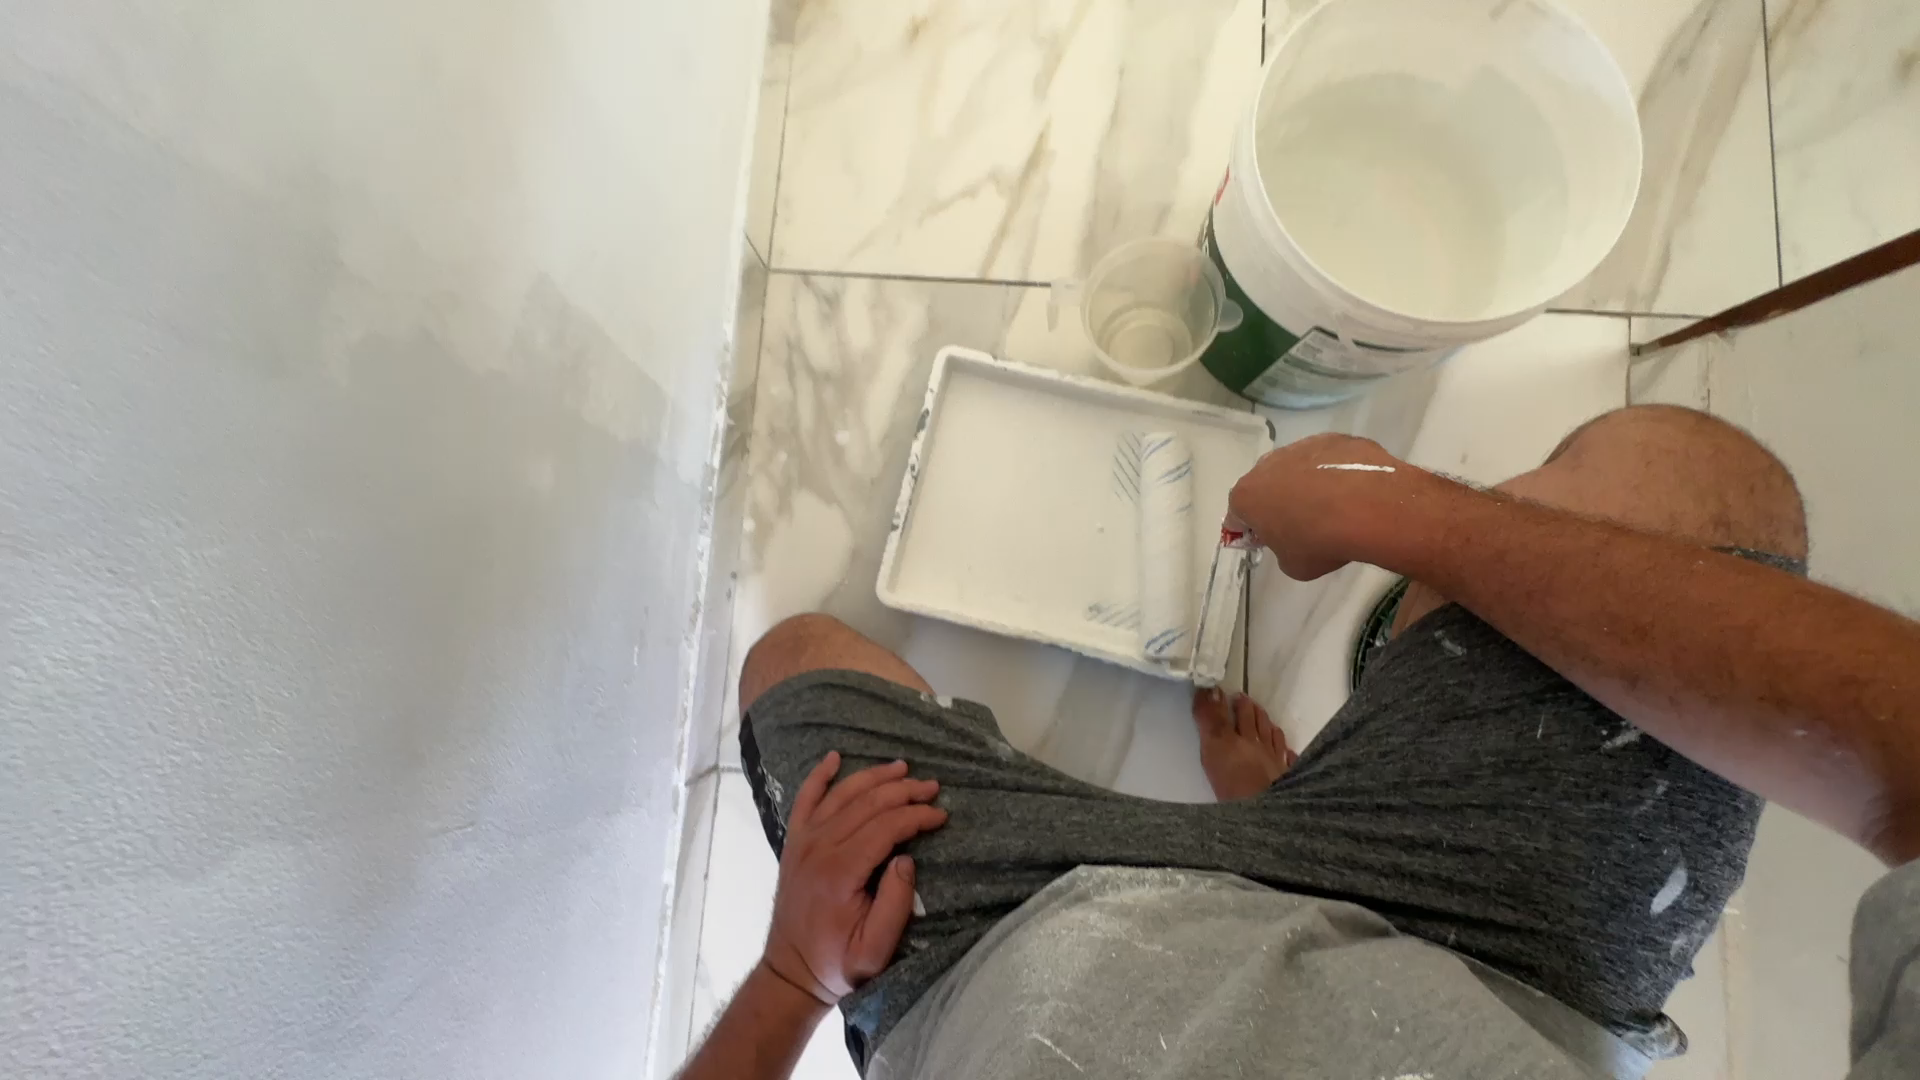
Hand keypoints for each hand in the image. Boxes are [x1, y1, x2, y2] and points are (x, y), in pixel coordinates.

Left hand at [760, 753, 946, 1004]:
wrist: (790, 972)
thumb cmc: (838, 963)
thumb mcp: (875, 949)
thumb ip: (895, 904)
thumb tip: (906, 858)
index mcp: (840, 871)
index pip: (885, 826)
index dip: (916, 816)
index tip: (941, 815)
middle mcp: (819, 847)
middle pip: (867, 803)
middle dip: (904, 791)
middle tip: (933, 787)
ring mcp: (803, 840)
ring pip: (842, 794)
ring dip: (874, 776)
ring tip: (903, 768)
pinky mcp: (794, 841)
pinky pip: (805, 798)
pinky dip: (819, 775)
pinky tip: (834, 757)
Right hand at [1227, 433, 1430, 579]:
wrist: (1370, 507)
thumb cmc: (1321, 541)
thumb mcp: (1294, 565)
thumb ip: (1282, 550)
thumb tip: (1291, 541)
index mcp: (1246, 497)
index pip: (1238, 516)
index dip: (1252, 531)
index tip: (1269, 541)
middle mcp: (1265, 466)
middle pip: (1265, 486)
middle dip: (1277, 502)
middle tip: (1301, 524)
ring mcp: (1300, 447)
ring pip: (1295, 468)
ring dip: (1306, 484)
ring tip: (1334, 507)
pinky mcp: (1333, 439)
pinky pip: (1328, 458)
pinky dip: (1335, 471)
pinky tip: (1354, 490)